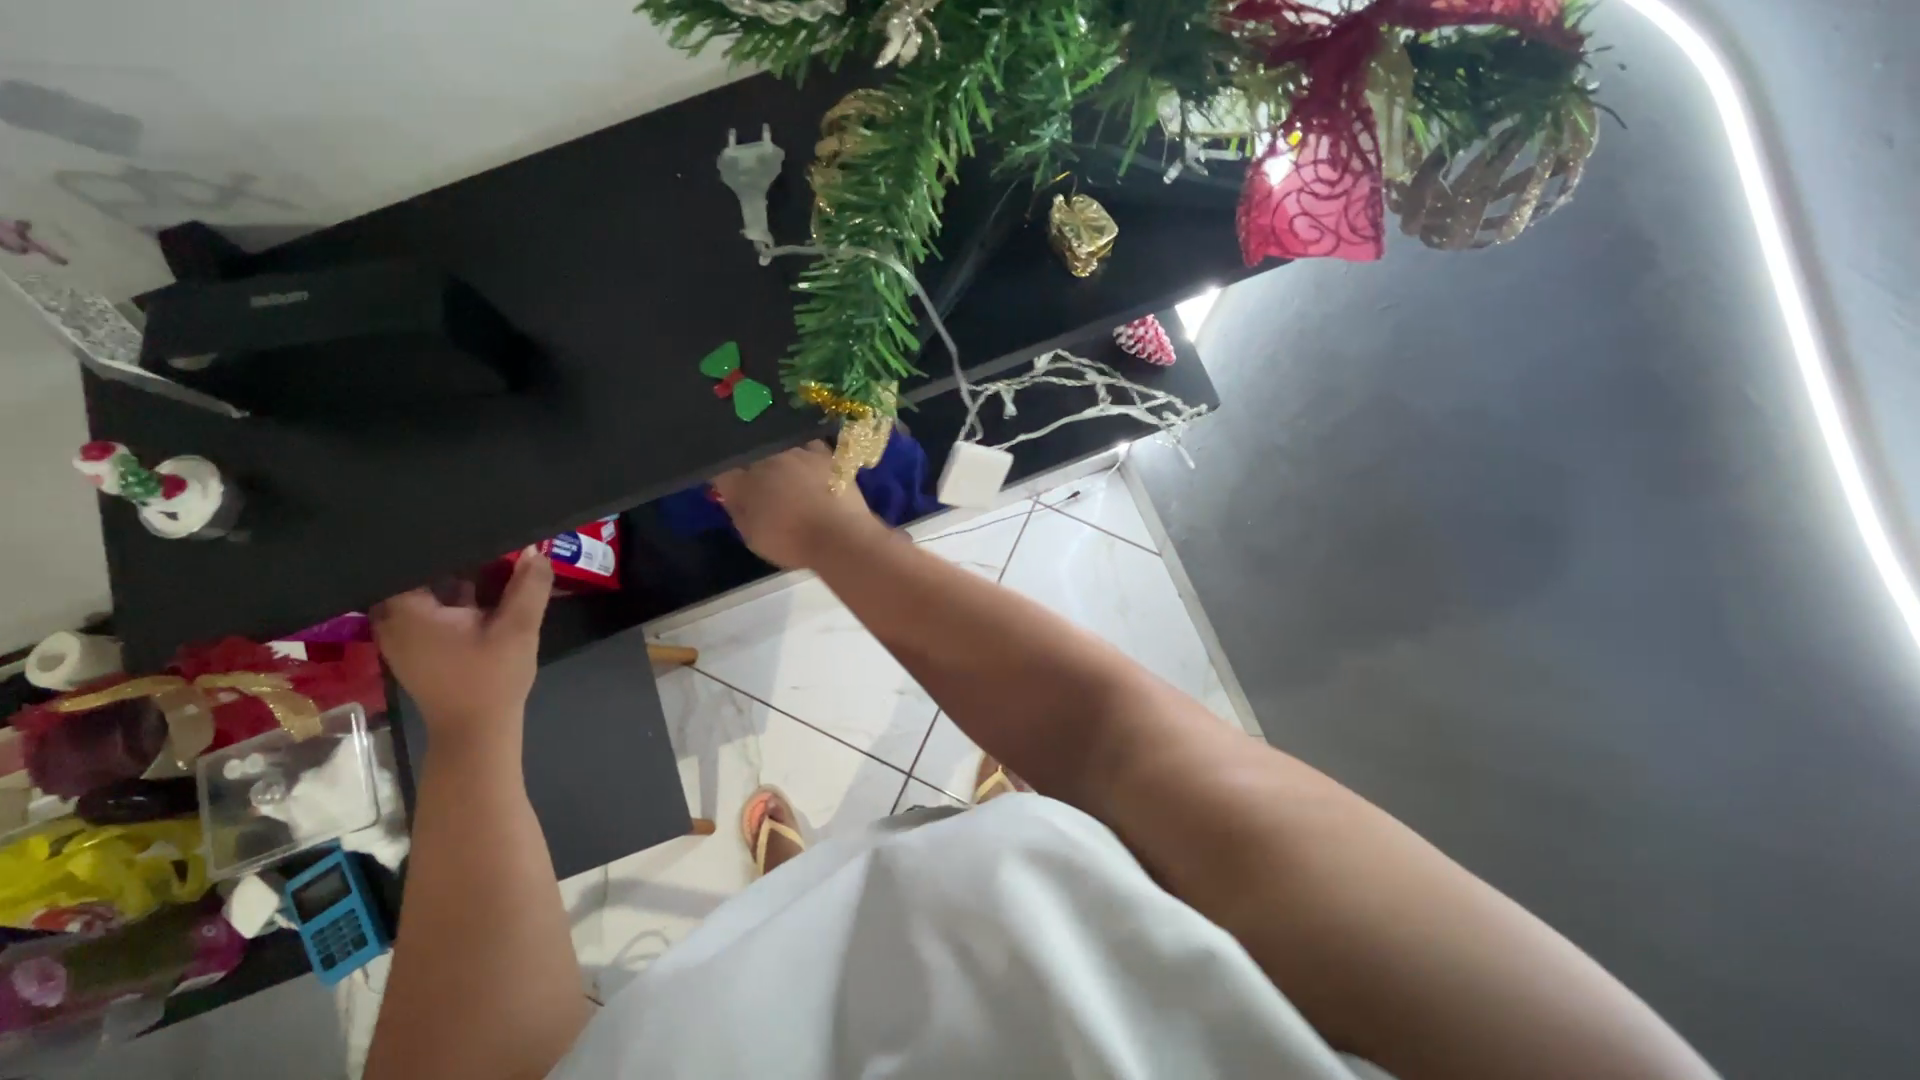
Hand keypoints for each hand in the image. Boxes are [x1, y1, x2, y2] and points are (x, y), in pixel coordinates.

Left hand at [372, 548, 551, 740]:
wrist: (476, 732)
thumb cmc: (490, 679)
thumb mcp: (518, 628)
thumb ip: (529, 586)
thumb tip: (536, 551)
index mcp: (405, 608)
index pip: (413, 556)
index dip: (442, 539)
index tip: (466, 524)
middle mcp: (391, 618)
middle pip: (419, 573)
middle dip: (453, 558)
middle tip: (485, 539)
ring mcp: (400, 635)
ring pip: (425, 591)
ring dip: (454, 579)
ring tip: (489, 560)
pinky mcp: (415, 648)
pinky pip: (428, 610)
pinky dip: (451, 600)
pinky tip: (482, 595)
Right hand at [712, 442, 885, 568]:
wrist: (839, 536)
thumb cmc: (792, 543)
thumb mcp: (753, 537)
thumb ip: (737, 511)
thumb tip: (731, 494)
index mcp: (744, 481)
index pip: (721, 470)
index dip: (723, 477)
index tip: (727, 484)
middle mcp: (767, 459)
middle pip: (750, 454)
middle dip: (748, 465)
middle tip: (756, 481)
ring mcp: (796, 451)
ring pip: (777, 446)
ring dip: (776, 457)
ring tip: (784, 471)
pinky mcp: (822, 453)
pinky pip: (806, 444)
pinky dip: (803, 452)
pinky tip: (806, 460)